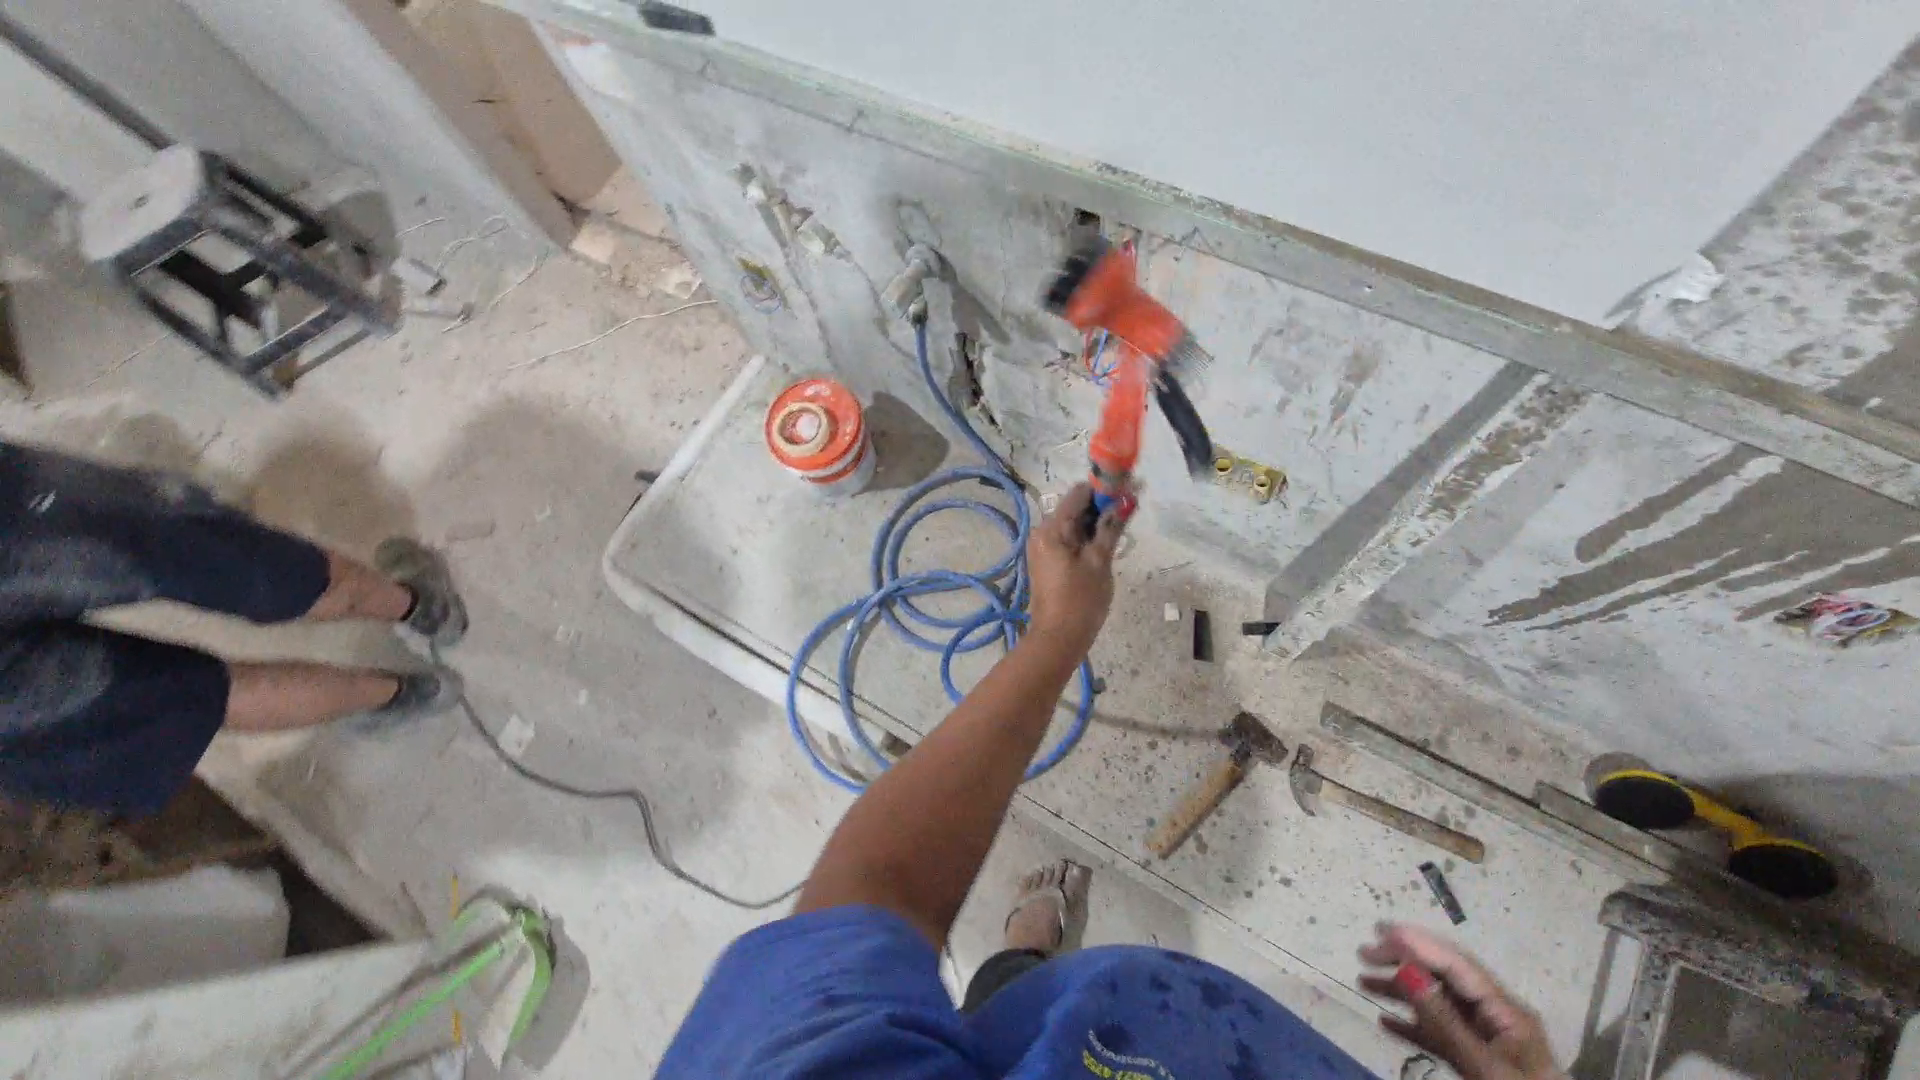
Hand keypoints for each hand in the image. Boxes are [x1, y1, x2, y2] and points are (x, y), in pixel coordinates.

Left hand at [1024, 484, 1122, 652]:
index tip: (1129, 492)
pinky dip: (1087, 537)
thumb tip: (1126, 499)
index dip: (1105, 490)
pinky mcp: (1048, 560)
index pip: (1079, 493)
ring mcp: (1043, 546)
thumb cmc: (1081, 600)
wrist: (1058, 638)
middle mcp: (1042, 532)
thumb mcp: (1100, 561)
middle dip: (1103, 507)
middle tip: (1130, 513)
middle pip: (1075, 507)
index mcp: (1052, 528)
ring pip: (1074, 524)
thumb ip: (1111, 527)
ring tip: (1122, 530)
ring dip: (1097, 523)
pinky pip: (1069, 539)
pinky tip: (1106, 546)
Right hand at [1359, 924, 1562, 1079]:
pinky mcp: (1477, 1062)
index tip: (1380, 933)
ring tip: (1363, 982)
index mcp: (1506, 1011)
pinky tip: (1386, 1023)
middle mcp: (1495, 1017)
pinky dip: (1412, 1025)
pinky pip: (1440, 1035)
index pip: (1456, 965)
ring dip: (1401, 991)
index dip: (1418, 944)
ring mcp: (1486, 1039)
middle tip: (1363, 953)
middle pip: (1444, 977)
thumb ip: (1445, 1022)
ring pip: (1438, 1003)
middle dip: (1404, 960)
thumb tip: (1407, 971)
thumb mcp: (1485, 1067)